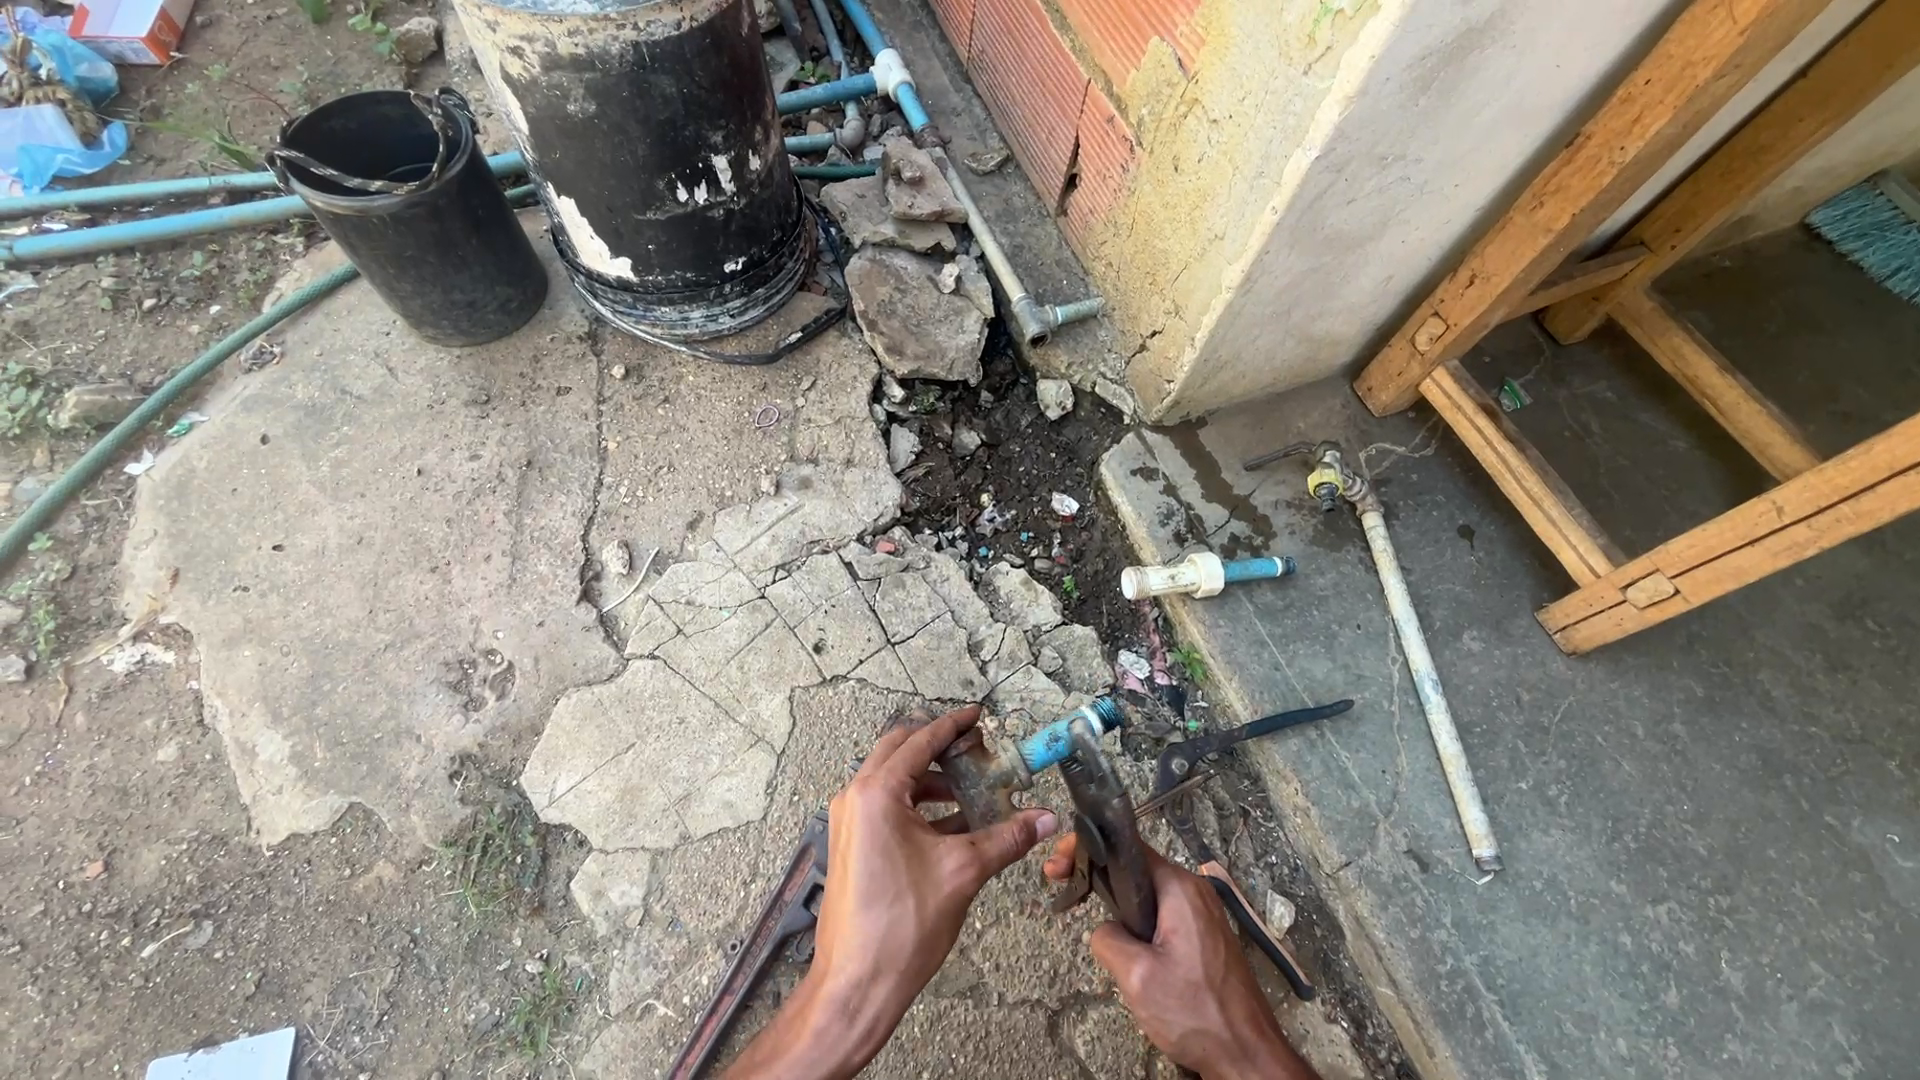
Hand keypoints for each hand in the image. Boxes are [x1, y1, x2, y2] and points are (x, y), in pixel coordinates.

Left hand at [723, 704, 1057, 1079]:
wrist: (856, 984)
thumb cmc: (901, 926)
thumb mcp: (963, 872)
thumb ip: (1007, 837)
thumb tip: (1045, 819)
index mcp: (877, 792)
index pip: (920, 741)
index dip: (953, 725)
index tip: (977, 715)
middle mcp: (856, 798)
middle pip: (900, 751)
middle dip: (938, 747)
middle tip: (975, 749)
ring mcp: (849, 821)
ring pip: (892, 780)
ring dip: (930, 779)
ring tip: (971, 791)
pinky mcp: (851, 844)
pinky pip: (886, 807)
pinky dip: (918, 806)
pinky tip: (953, 824)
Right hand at [1044, 836, 1319, 1079]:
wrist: (1249, 1056)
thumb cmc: (1196, 1013)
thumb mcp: (1137, 976)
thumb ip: (1108, 938)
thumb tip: (1107, 929)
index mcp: (1179, 887)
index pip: (1125, 846)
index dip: (1086, 847)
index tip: (1058, 865)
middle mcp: (1193, 889)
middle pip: (1135, 867)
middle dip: (1098, 873)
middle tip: (1061, 882)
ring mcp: (1202, 911)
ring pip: (1147, 893)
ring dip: (1117, 900)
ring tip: (1084, 908)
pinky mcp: (1204, 934)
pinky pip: (1162, 913)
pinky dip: (1137, 918)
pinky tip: (1121, 937)